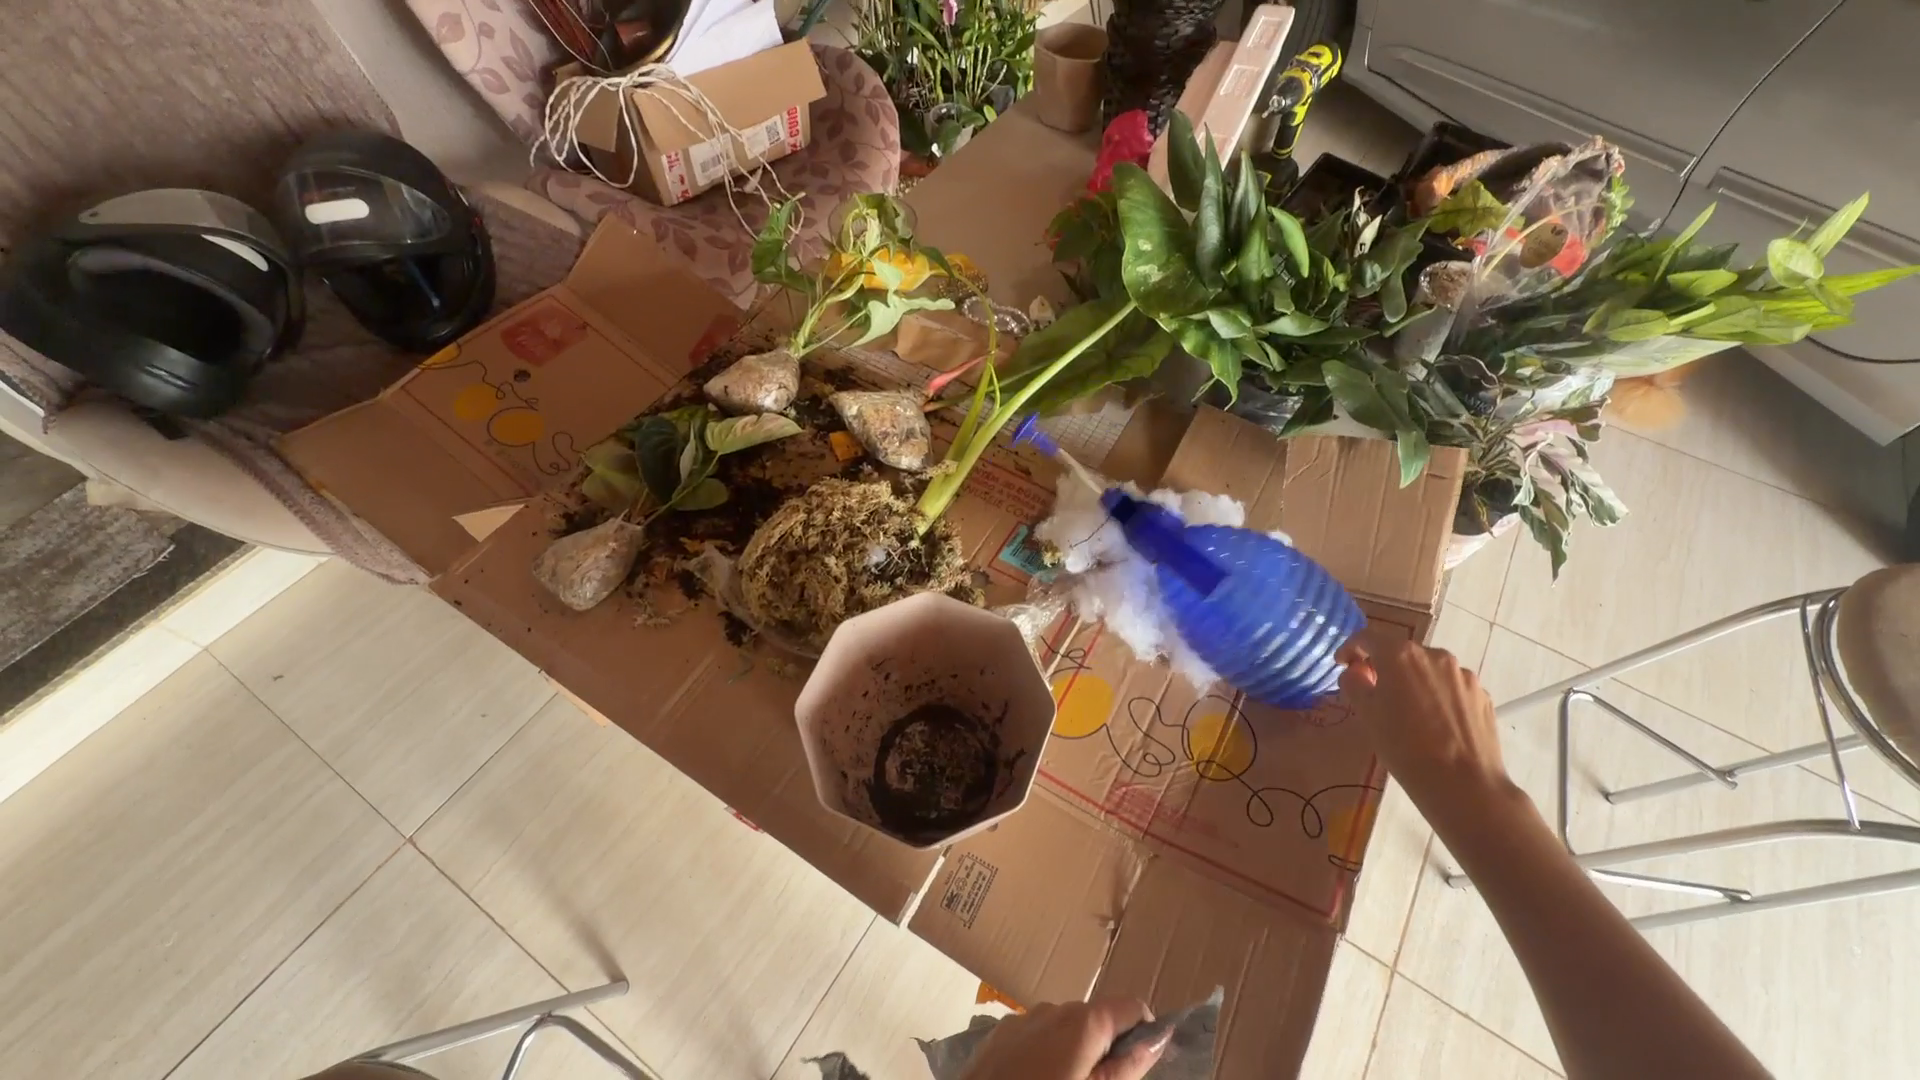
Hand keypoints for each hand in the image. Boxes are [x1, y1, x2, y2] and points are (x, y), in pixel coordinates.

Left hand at [959, 998, 1168, 1079]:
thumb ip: (1128, 1067)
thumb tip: (1160, 1037)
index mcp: (1084, 1021)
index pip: (1132, 1006)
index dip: (1143, 1033)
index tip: (1138, 1066)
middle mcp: (1056, 1007)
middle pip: (1098, 1018)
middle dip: (1106, 1049)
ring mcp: (1025, 1016)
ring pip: (1066, 1027)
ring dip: (1075, 1052)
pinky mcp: (1001, 1032)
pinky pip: (1038, 1034)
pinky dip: (1047, 1053)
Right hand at [1337, 630, 1518, 826]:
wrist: (1463, 783)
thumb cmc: (1404, 746)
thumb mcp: (1366, 714)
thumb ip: (1354, 683)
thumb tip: (1356, 671)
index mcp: (1400, 655)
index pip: (1368, 637)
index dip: (1350, 648)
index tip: (1343, 663)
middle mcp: (1434, 655)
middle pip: (1401, 653)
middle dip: (1384, 667)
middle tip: (1374, 691)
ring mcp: (1463, 675)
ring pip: (1428, 670)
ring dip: (1413, 681)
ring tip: (1408, 711)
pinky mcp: (1482, 695)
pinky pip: (1450, 687)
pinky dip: (1437, 695)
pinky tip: (1434, 723)